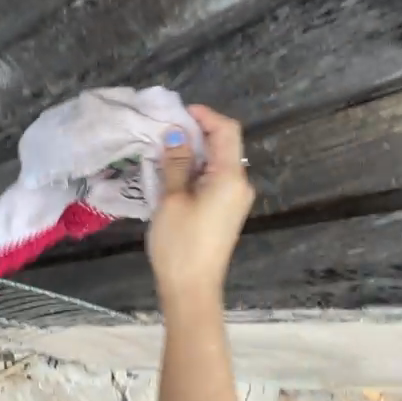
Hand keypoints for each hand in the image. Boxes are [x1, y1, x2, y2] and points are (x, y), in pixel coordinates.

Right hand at [147, 105, 255, 308]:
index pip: (226, 131)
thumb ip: (175, 164)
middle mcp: (239, 184)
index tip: (177, 112)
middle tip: (163, 131)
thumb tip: (176, 135)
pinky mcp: (224, 213)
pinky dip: (194, 172)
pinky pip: (212, 182)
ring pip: (216, 164)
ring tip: (162, 152)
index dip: (205, 116)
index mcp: (230, 176)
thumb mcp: (171, 199)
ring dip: (193, 154)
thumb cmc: (180, 243)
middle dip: (196, 134)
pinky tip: (172, 177)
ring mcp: (233, 200)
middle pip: (224, 146)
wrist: (191, 288)